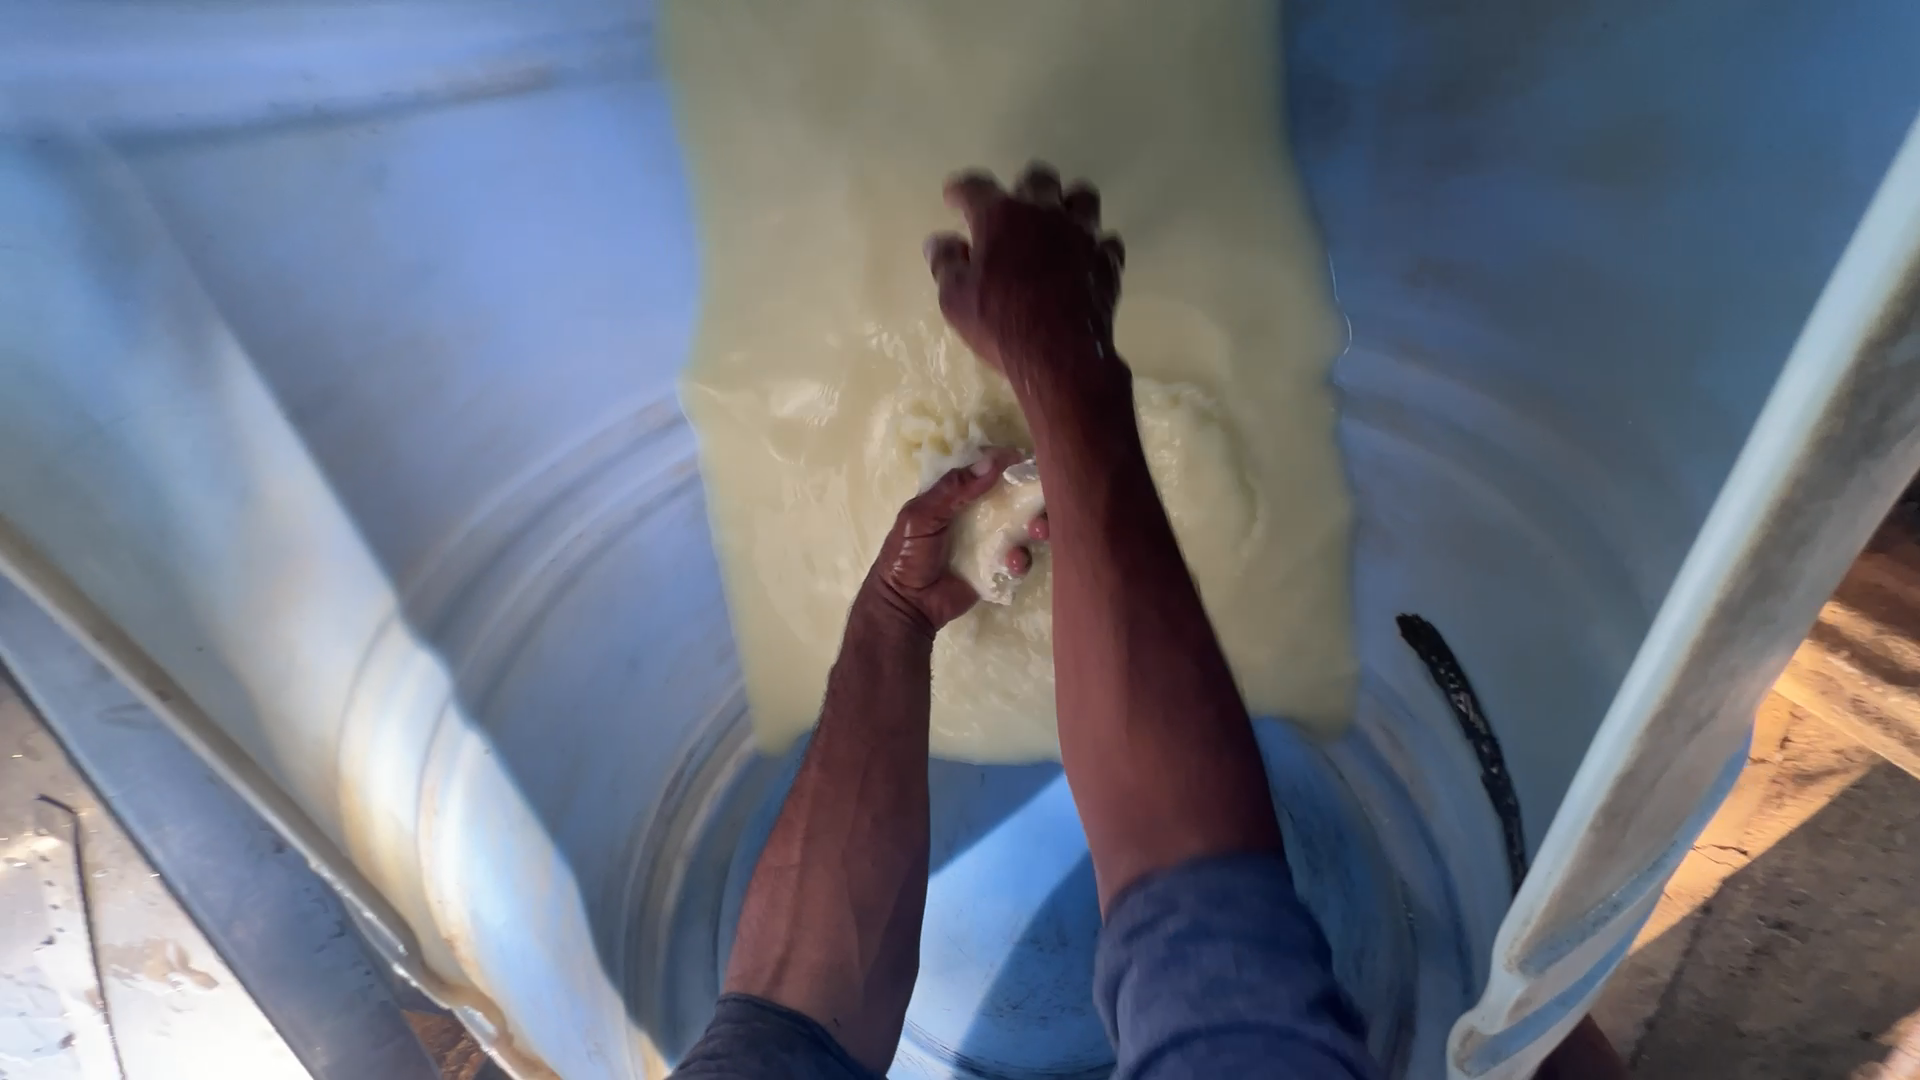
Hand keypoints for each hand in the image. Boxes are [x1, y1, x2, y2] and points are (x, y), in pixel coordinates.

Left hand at [860, 448, 1049, 638]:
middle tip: (1040, 498)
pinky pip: (1020, 559)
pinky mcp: (996, 568)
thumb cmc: (907, 554)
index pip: (984, 472)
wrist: (907, 605)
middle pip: (1013, 498)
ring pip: (1024, 527)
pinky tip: (1011, 563)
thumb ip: (953, 489)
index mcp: (956, 497)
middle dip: (1031, 496)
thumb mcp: (921, 515)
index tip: (1022, 461)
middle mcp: (977, 515)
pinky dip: (1021, 559)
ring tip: (1036, 531)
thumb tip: (992, 462)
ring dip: (1037, 525)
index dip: (1004, 464)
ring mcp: (989, 542)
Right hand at [925, 163, 1127, 396]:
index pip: (975, 187)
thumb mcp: (956, 300)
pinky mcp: (1107, 261)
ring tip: (1057, 224)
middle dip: (1021, 190)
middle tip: (1013, 213)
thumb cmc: (999, 325)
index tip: (953, 197)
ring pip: (1081, 197)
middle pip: (1037, 179)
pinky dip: (1093, 246)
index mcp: (1001, 216)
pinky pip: (1105, 240)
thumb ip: (946, 264)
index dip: (961, 190)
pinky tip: (1084, 260)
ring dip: (1067, 206)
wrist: (1059, 354)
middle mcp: (1044, 212)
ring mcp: (1082, 234)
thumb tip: (939, 242)